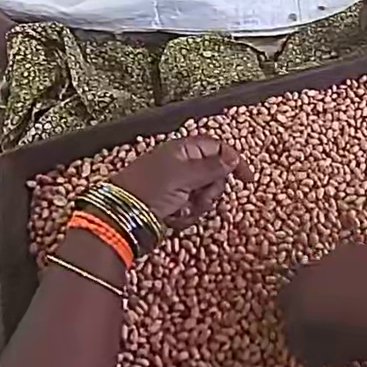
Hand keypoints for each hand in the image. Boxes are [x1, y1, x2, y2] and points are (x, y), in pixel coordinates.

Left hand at [109, 135, 245, 231]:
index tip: (247, 180)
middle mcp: (182, 165)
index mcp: (183, 150)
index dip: (233, 162)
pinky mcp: (172, 204)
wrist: (119, 218)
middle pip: (215, 175)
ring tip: (181, 210)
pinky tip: (173, 217)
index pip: (218, 148)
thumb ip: (211, 167)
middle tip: (198, 198)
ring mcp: (177, 185)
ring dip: (197, 206)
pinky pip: (192, 209)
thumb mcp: (184, 176)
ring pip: (205, 195)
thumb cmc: (149, 190)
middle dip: (210, 190)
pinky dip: (186, 215)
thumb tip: (233, 158)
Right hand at [280, 243, 366, 366]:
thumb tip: (312, 357)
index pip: (288, 328)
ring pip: (312, 276)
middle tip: (316, 336)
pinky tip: (355, 297)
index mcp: (304, 304)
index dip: (298, 345)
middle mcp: (312, 274)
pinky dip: (335, 281)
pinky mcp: (356, 248)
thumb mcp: (351, 352)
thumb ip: (322, 352)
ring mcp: (334, 257)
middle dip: (299, 314)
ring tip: (337, 316)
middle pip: (291, 294)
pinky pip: (333, 267)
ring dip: (317, 295)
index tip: (310, 360)